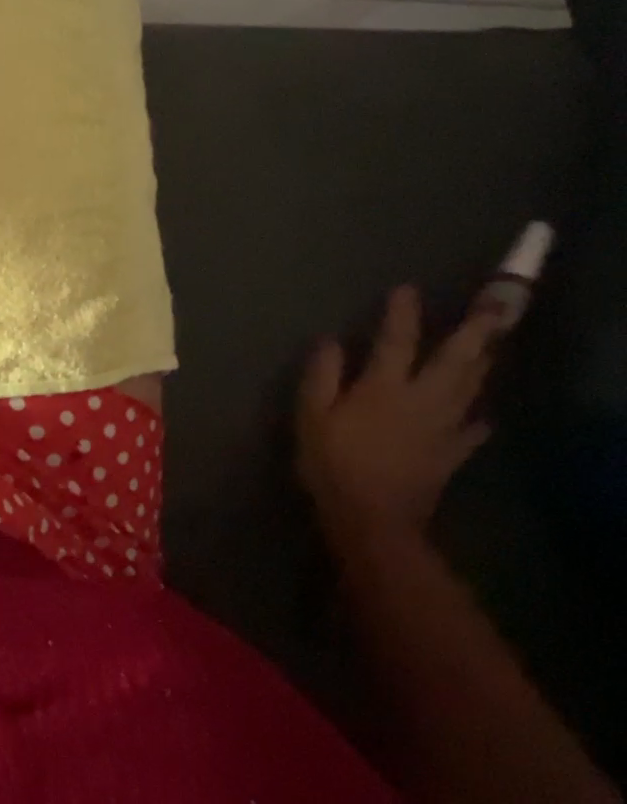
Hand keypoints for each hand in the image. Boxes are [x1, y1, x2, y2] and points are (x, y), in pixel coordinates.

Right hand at [296, 285, 502, 536]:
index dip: (401, 314)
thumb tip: (331, 341)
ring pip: (471, 386)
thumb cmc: (332, 461)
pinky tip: (479, 412)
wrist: (373, 515)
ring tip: (492, 345)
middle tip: (493, 307)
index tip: (406, 289)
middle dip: (474, 331)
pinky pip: (473, 427)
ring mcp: (444, 426)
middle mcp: (424, 399)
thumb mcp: (311, 415)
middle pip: (456, 359)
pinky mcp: (452, 451)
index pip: (397, 342)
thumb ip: (322, 376)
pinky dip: (477, 414)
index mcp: (385, 388)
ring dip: (483, 362)